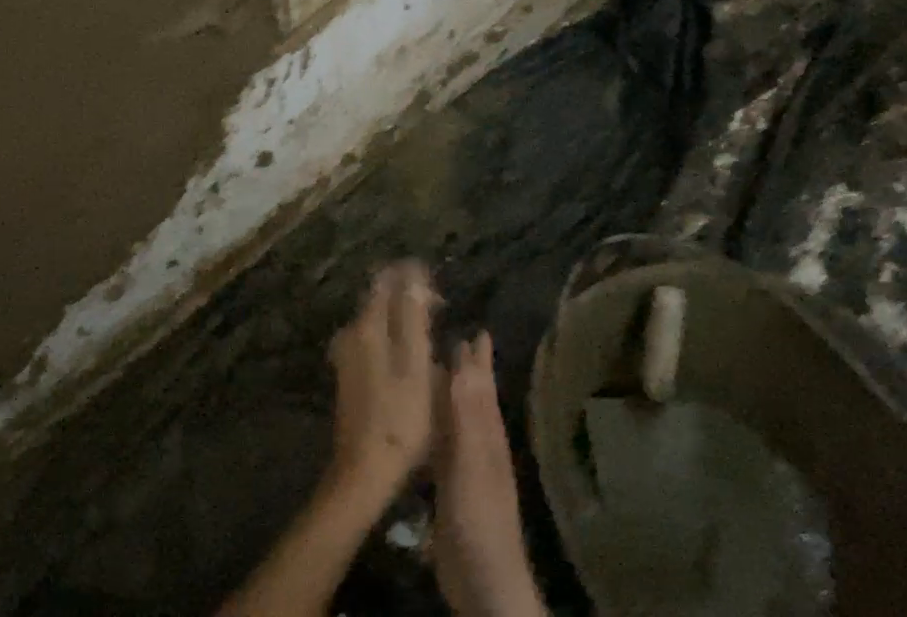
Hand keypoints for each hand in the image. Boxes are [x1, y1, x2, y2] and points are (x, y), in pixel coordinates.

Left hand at [327, 263, 437, 493]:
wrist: (364, 468)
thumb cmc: (400, 419)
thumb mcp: (416, 366)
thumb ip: (412, 318)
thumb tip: (413, 277)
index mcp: (368, 326)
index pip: (386, 281)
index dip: (412, 277)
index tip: (439, 288)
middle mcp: (351, 333)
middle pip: (378, 298)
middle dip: (407, 294)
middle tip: (440, 307)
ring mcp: (347, 354)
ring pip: (375, 319)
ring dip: (400, 316)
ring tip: (431, 327)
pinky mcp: (349, 374)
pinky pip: (373, 339)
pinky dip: (392, 336)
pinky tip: (410, 354)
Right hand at [435, 332, 544, 616]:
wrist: (482, 579)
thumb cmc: (479, 517)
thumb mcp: (472, 462)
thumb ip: (467, 414)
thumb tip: (465, 362)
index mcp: (487, 435)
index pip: (482, 386)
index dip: (479, 359)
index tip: (475, 327)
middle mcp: (479, 445)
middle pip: (471, 398)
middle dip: (465, 370)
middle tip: (452, 337)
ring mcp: (465, 467)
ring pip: (456, 419)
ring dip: (447, 394)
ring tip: (431, 369)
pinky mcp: (449, 487)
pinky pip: (441, 444)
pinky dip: (433, 426)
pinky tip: (419, 425)